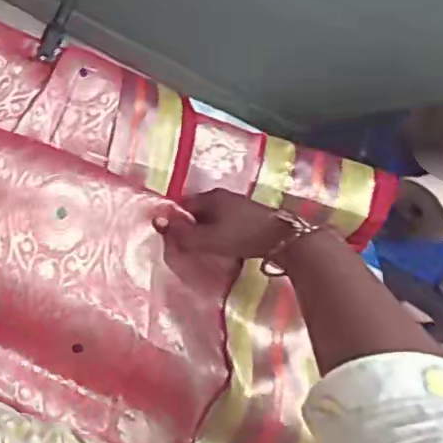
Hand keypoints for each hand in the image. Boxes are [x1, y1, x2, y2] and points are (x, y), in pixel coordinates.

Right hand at [158, 189, 297, 260]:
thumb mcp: (206, 239)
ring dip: (208, 229)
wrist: (287, 240)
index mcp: (209, 197)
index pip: (181, 205)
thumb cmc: (242, 236)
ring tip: (207, 247)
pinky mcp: (253, 215)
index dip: (174, 220)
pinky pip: (227, 221)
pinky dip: (222, 231)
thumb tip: (155, 222)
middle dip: (191, 225)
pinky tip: (226, 245)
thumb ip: (180, 233)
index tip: (174, 237)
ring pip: (213, 216)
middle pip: (198, 210)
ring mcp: (239, 204)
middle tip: (188, 245)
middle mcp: (223, 196)